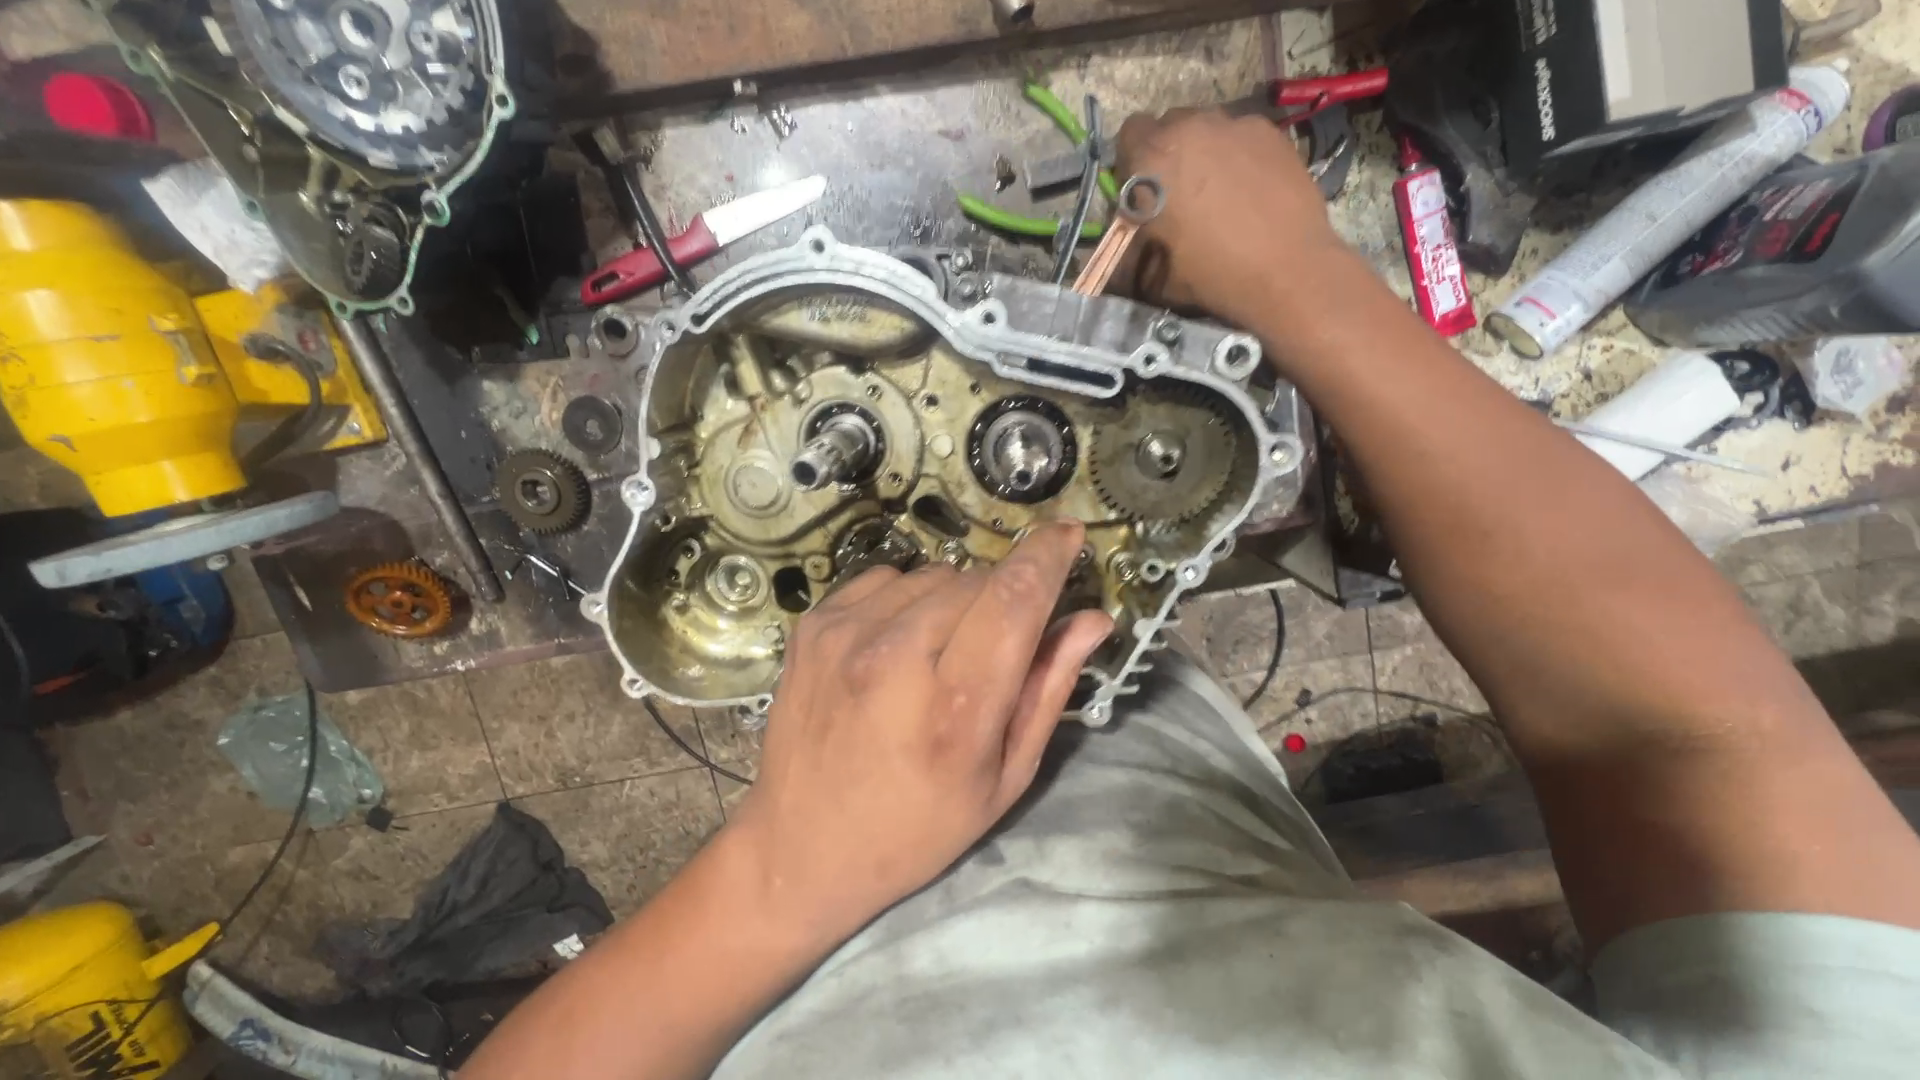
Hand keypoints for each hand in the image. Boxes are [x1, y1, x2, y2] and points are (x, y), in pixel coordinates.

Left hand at [723, 522, 1112, 940]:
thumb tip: (1092, 619)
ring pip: (933, 575)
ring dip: (955, 600)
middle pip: (978, 581)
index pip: (1014, 599)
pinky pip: (885, 578)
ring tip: (941, 654)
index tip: (1070, 534)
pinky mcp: (813, 626)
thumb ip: (1047, 689)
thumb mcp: (1003, 777)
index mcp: (955, 707)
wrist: (802, 847)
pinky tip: (899, 646)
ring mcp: (845, 634)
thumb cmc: (917, 828)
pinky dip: (907, 599)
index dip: (1048, 556)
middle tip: (995, 647)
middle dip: (1004, 597)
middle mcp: (895, 657)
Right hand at [1116, 108, 1347, 324]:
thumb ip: (1123, 250)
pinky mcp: (1272, 134)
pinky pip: (1243, 137)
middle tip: (1179, 192)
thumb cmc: (1207, 273)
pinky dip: (1240, 157)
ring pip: (1209, 128)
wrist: (1284, 270)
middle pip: (1171, 125)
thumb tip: (1115, 247)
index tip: (1141, 189)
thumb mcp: (1147, 273)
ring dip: (1205, 152)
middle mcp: (1191, 127)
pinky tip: (1250, 190)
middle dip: (1169, 153)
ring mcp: (1236, 125)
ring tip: (1219, 192)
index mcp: (1151, 157)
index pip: (1129, 133)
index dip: (1132, 161)